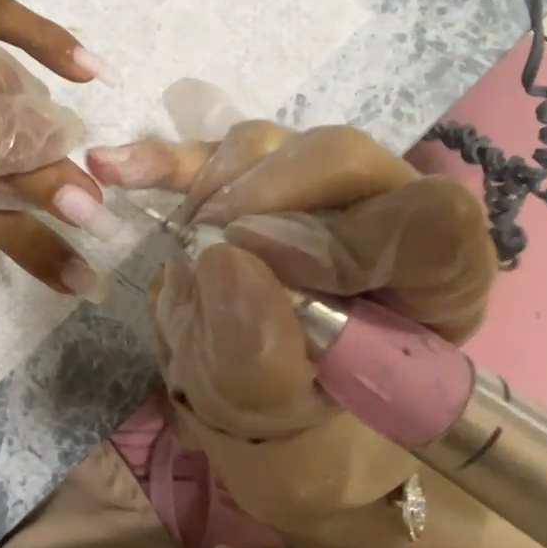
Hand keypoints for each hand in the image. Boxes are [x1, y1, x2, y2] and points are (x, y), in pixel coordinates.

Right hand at [88, 121, 495, 439]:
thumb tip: (223, 260)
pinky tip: (114, 166)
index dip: (351, 236)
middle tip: (212, 244)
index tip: (274, 267)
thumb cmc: (279, 402)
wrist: (241, 375)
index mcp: (432, 279)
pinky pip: (206, 145)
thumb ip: (260, 352)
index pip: (432, 222)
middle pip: (341, 157)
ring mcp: (310, 179)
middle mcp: (382, 208)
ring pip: (271, 143)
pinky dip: (159, 157)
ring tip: (182, 242)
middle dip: (265, 199)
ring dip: (213, 188)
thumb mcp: (272, 405)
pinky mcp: (247, 168)